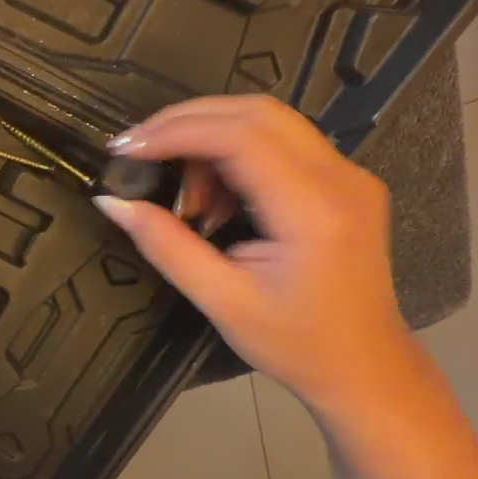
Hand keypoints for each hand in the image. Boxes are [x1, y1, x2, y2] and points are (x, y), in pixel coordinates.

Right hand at [95, 96, 421, 416]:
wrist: (363, 366)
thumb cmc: (294, 343)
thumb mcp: (220, 300)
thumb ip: (166, 246)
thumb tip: (113, 203)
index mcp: (313, 210)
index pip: (240, 137)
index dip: (175, 132)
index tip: (125, 149)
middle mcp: (340, 177)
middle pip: (256, 112)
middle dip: (186, 120)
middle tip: (136, 149)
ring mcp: (347, 174)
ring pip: (268, 121)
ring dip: (209, 137)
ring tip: (179, 191)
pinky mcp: (342, 182)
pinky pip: (281, 143)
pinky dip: (233, 154)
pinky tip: (212, 197)